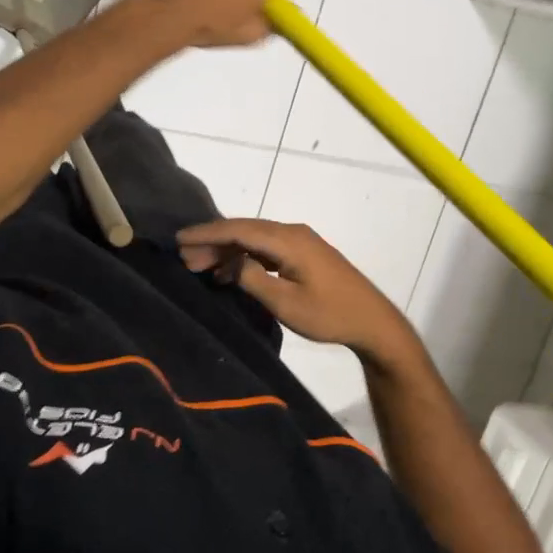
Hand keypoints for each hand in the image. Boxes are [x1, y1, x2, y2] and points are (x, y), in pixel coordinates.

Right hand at [178, 218, 415, 359]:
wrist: (373, 322)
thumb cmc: (330, 315)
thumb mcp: (286, 303)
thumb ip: (254, 279)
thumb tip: (230, 261)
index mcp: (289, 240)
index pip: (239, 229)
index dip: (207, 233)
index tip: (179, 239)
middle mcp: (292, 233)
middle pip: (244, 231)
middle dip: (212, 242)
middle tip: (183, 258)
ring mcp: (300, 242)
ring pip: (253, 239)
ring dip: (226, 251)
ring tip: (198, 267)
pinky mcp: (304, 254)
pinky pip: (265, 248)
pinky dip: (244, 257)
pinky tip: (228, 273)